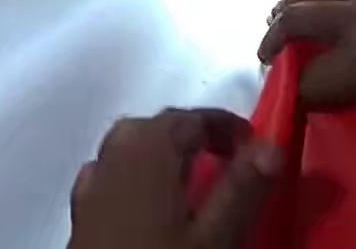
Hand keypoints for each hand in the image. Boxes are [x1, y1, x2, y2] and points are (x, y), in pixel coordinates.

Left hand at [67, 108, 280, 248]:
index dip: (229, 128)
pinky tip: (154, 206)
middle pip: (166, 129)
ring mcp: (96, 174)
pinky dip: (143, 178)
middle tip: (233, 163)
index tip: (258, 145)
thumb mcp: (213, 240)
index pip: (197, 118)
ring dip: (171, 158)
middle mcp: (119, 144)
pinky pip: (120, 173)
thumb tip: (272, 146)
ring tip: (200, 185)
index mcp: (150, 140)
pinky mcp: (83, 206)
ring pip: (141, 148)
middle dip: (200, 140)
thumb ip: (242, 190)